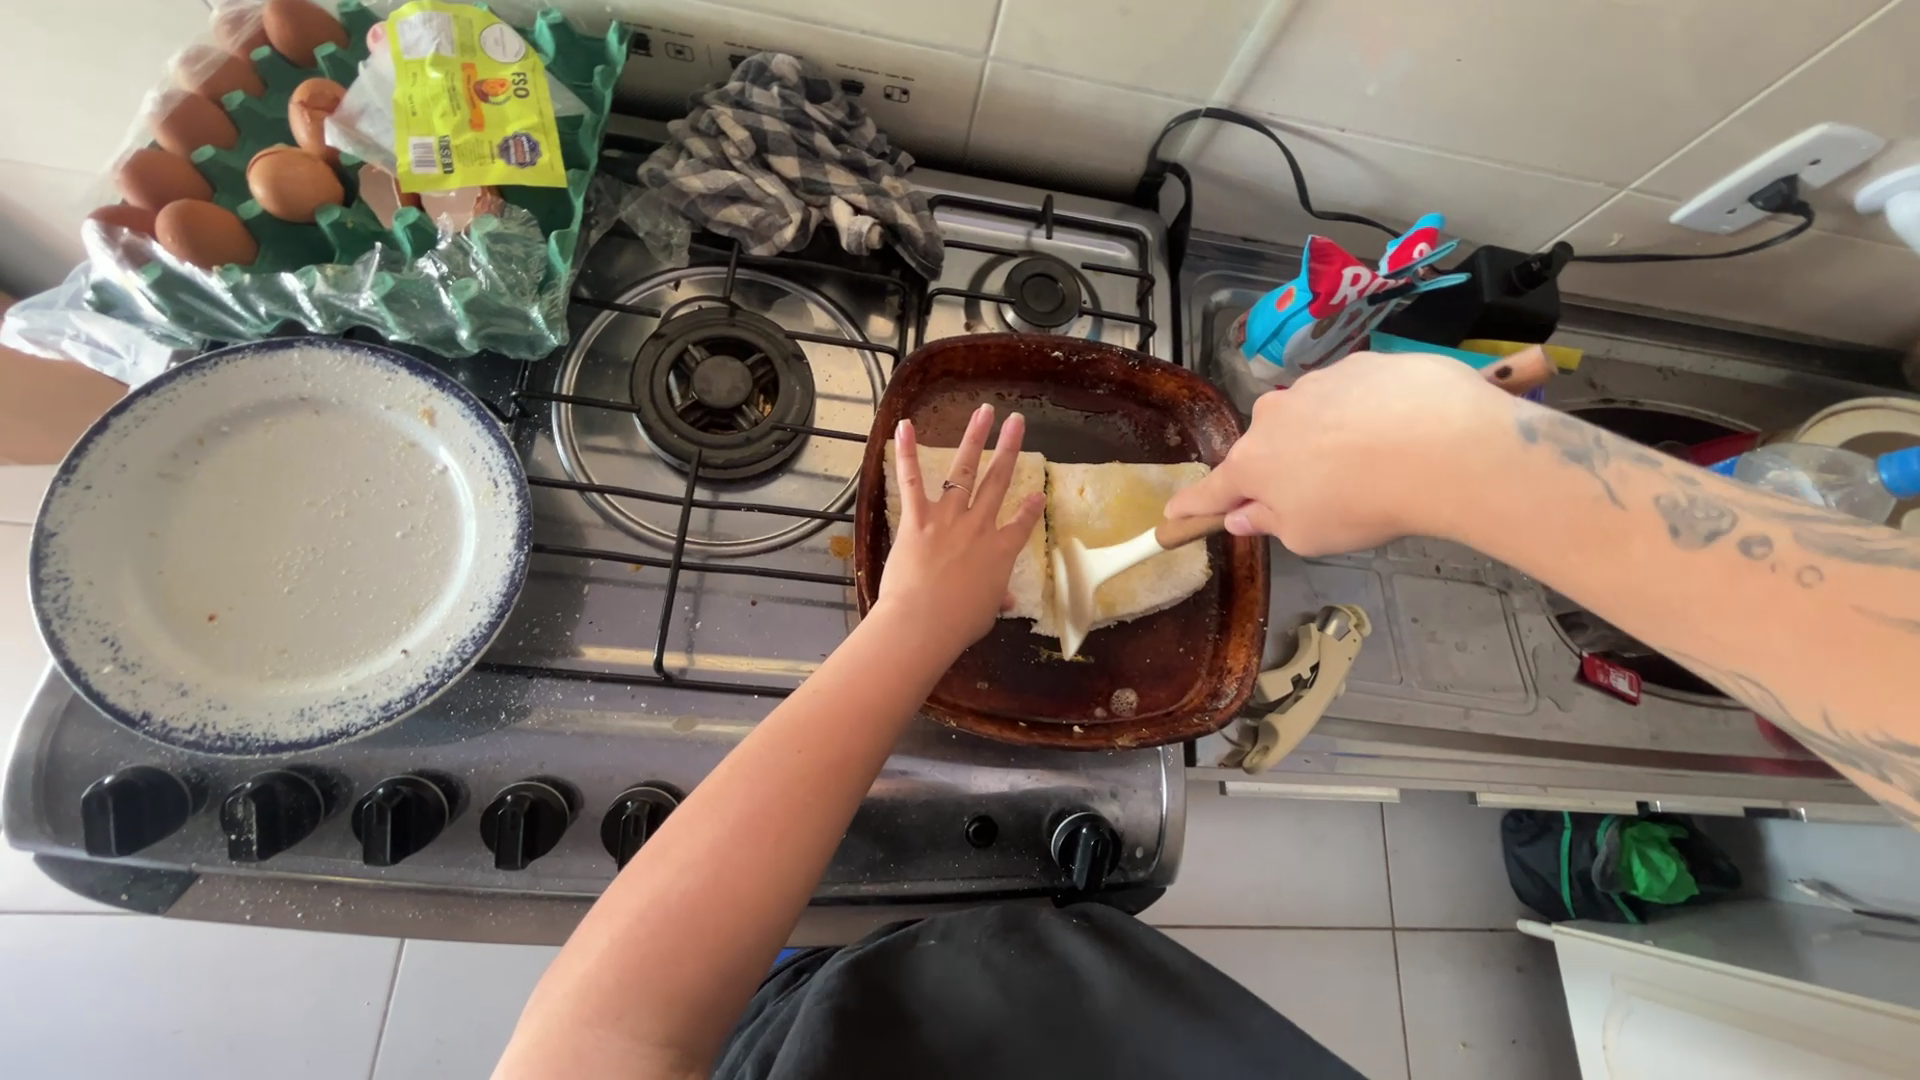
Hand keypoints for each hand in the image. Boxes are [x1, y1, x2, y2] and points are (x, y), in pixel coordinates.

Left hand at [875, 404, 1044, 657]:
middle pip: (998, 482)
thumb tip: (1006, 601)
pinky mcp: (917, 518)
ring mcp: (948, 519)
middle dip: (1009, 449)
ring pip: (964, 471)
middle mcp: (979, 527)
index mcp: (1000, 552)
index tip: (1037, 494)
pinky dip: (907, 452)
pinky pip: (912, 480)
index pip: (1021, 525)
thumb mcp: (985, 613)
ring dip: (974, 438)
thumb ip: (995, 599)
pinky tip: (905, 426)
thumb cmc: (958, 624)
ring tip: (984, 413)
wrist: (925, 622)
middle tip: (1017, 422)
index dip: (1030, 509)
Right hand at [1165, 351, 1516, 554]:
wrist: (1445, 448)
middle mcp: (1272, 417)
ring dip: (1323, 434)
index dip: (1192, 505)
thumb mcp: (1309, 536)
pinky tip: (1398, 428)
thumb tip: (1243, 515)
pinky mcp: (1360, 363)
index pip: (1210, 490)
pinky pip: (1351, 392)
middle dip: (1280, 465)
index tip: (1172, 513)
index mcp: (1252, 464)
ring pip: (1308, 415)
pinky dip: (1363, 410)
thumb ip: (1269, 523)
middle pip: (1265, 446)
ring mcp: (1315, 384)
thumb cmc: (1363, 505)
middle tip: (1317, 489)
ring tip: (1371, 456)